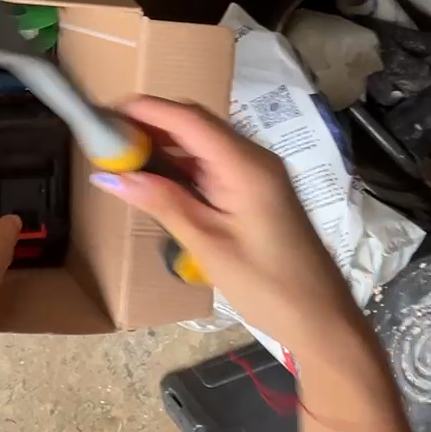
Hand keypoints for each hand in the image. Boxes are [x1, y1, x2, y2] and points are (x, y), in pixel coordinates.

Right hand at [89, 96, 363, 354]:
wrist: (324, 322)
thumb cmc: (267, 286)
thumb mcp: (207, 244)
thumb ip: (160, 202)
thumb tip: (108, 175)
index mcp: (245, 165)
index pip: (188, 118)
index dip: (145, 109)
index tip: (105, 112)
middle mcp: (254, 157)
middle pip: (194, 122)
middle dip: (150, 122)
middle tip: (108, 135)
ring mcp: (257, 171)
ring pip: (202, 140)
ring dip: (163, 142)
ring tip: (123, 155)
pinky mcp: (255, 188)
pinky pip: (212, 160)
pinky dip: (180, 161)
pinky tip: (156, 177)